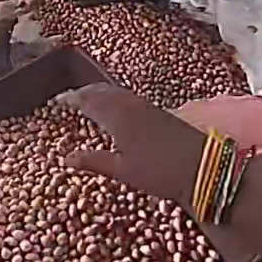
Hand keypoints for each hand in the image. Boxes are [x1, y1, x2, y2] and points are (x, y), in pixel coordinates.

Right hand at [56, 84, 205, 208]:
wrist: (203, 168)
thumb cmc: (158, 171)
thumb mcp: (122, 170)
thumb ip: (93, 160)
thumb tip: (66, 158)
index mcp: (117, 115)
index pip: (88, 100)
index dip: (71, 99)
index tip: (57, 101)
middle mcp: (130, 104)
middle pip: (101, 91)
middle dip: (84, 93)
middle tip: (70, 99)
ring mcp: (146, 106)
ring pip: (116, 92)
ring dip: (99, 94)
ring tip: (88, 102)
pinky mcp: (159, 112)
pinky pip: (128, 98)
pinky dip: (114, 99)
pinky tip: (116, 111)